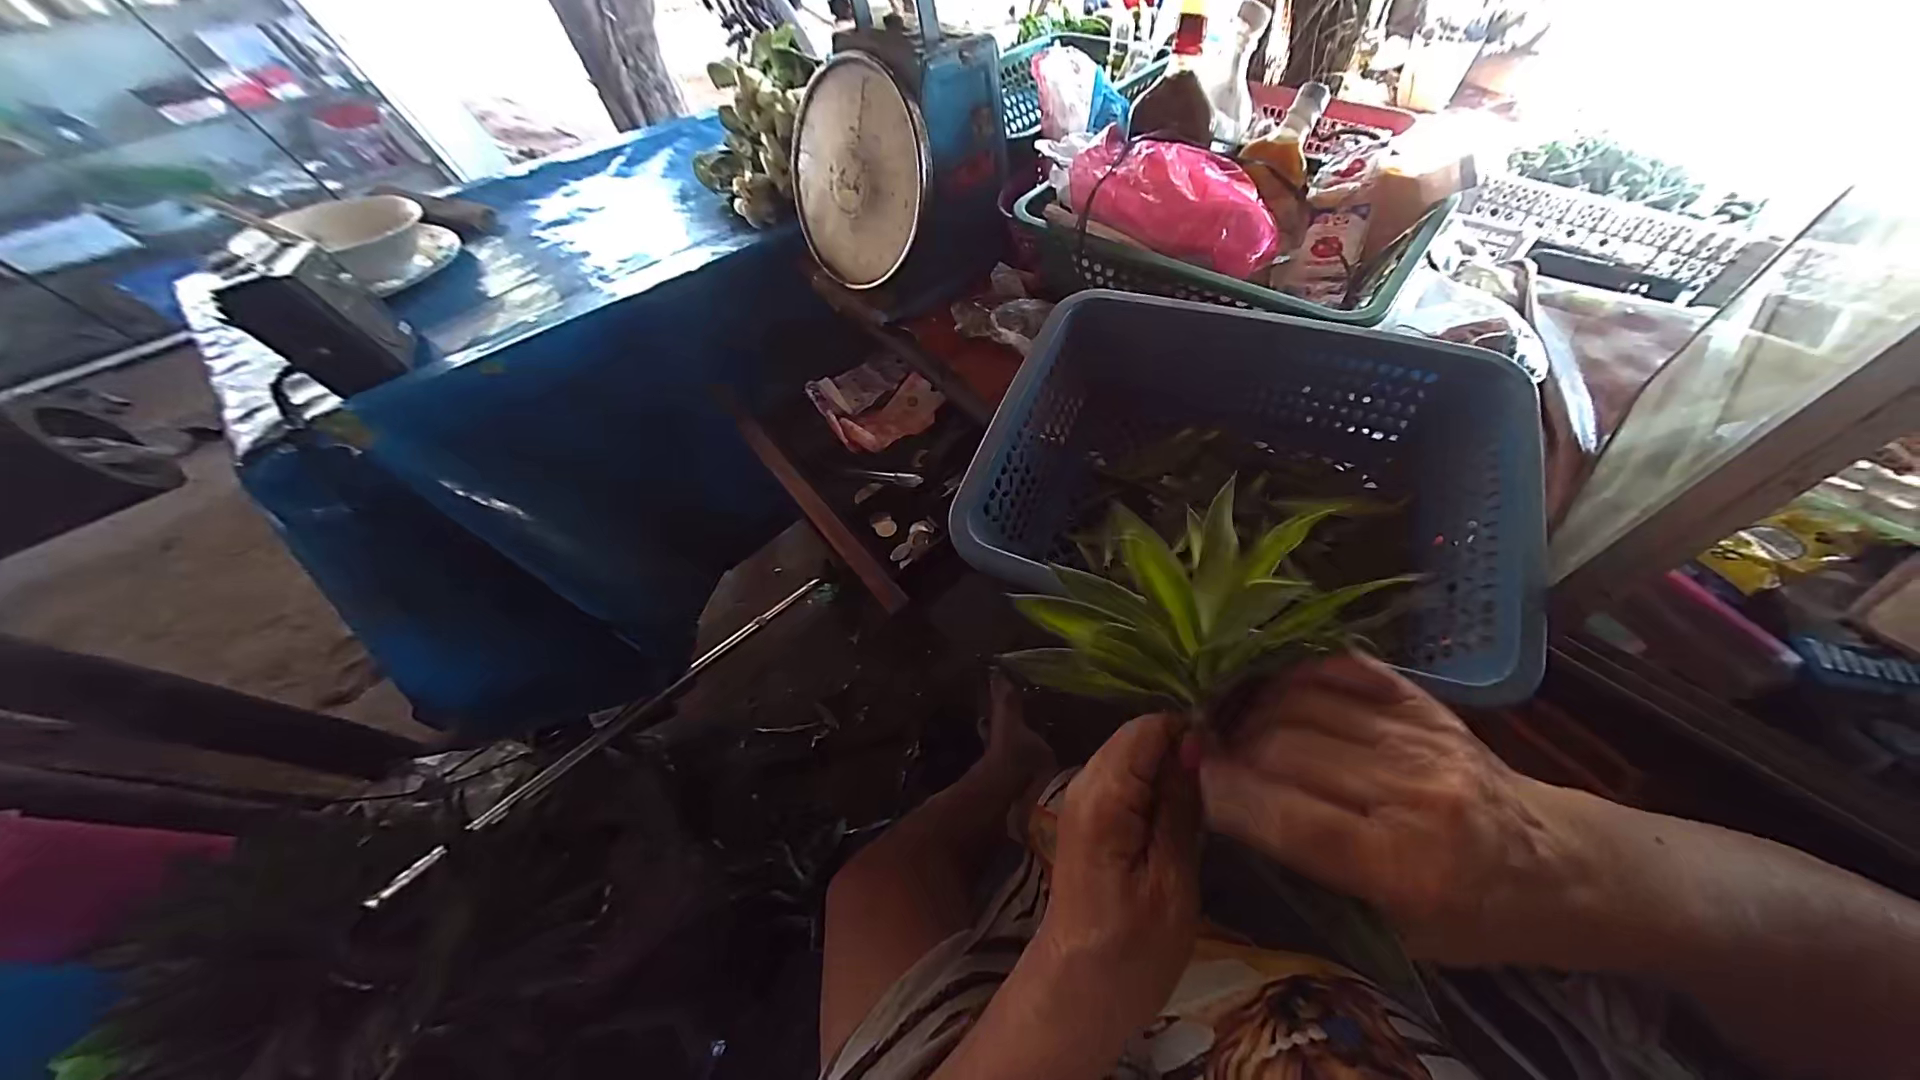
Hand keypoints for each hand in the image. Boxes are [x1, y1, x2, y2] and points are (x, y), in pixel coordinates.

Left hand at [1037, 713, 1201, 1031]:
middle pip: (1136, 736)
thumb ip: (1181, 807)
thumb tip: (1194, 745)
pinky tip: (1179, 810)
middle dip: (1179, 746)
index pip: (1146, 728)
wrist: (1078, 988)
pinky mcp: (1086, 813)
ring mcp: (1081, 796)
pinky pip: (1123, 778)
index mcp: (1103, 794)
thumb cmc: (1133, 948)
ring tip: (1208, 797)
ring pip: (1130, 754)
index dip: (1188, 731)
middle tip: (1224, 781)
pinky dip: (1152, 784)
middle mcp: (1084, 782)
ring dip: (1167, 766)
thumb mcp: (1173, 882)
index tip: (1228, 755)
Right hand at [1199, 651, 1577, 964]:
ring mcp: (1420, 736)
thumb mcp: (1395, 932)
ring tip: (1237, 727)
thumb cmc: (1473, 917)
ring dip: (1253, 712)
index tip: (1196, 783)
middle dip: (1232, 751)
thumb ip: (1310, 872)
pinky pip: (1336, 670)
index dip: (1226, 795)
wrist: (1563, 866)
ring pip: (1299, 702)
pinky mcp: (1422, 702)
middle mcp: (1413, 790)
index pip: (1287, 817)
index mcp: (1406, 865)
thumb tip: (1230, 808)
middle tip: (1211, 756)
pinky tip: (1274, 695)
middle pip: (1283, 748)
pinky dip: (1292, 678)